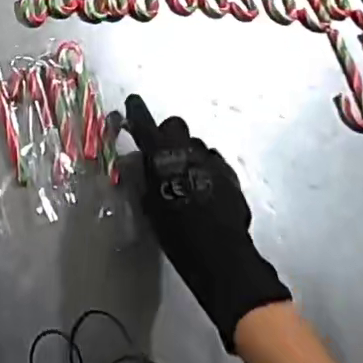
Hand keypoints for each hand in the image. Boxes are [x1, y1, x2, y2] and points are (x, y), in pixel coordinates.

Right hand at [124, 94, 289, 351]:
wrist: (221, 257)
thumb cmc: (177, 234)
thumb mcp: (149, 205)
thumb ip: (143, 178)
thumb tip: (138, 164)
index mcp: (161, 153)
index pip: (144, 121)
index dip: (136, 111)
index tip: (132, 105)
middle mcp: (187, 148)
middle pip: (174, 126)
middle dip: (167, 135)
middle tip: (161, 156)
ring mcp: (212, 159)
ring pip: (195, 145)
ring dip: (187, 154)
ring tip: (183, 178)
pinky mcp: (230, 174)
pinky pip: (212, 162)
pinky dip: (205, 169)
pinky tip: (203, 190)